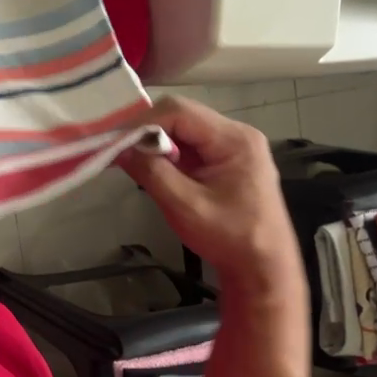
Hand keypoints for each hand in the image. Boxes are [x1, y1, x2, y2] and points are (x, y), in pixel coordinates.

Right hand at [116, 97, 298, 288]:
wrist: (263, 264)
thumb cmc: (229, 236)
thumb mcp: (184, 205)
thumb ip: (151, 172)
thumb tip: (119, 149)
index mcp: (235, 140)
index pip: (180, 112)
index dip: (142, 122)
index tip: (114, 142)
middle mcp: (236, 134)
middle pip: (180, 115)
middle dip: (145, 131)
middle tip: (117, 150)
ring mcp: (231, 146)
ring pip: (181, 129)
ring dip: (153, 142)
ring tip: (128, 159)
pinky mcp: (223, 160)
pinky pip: (187, 145)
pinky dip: (164, 153)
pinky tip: (149, 167)